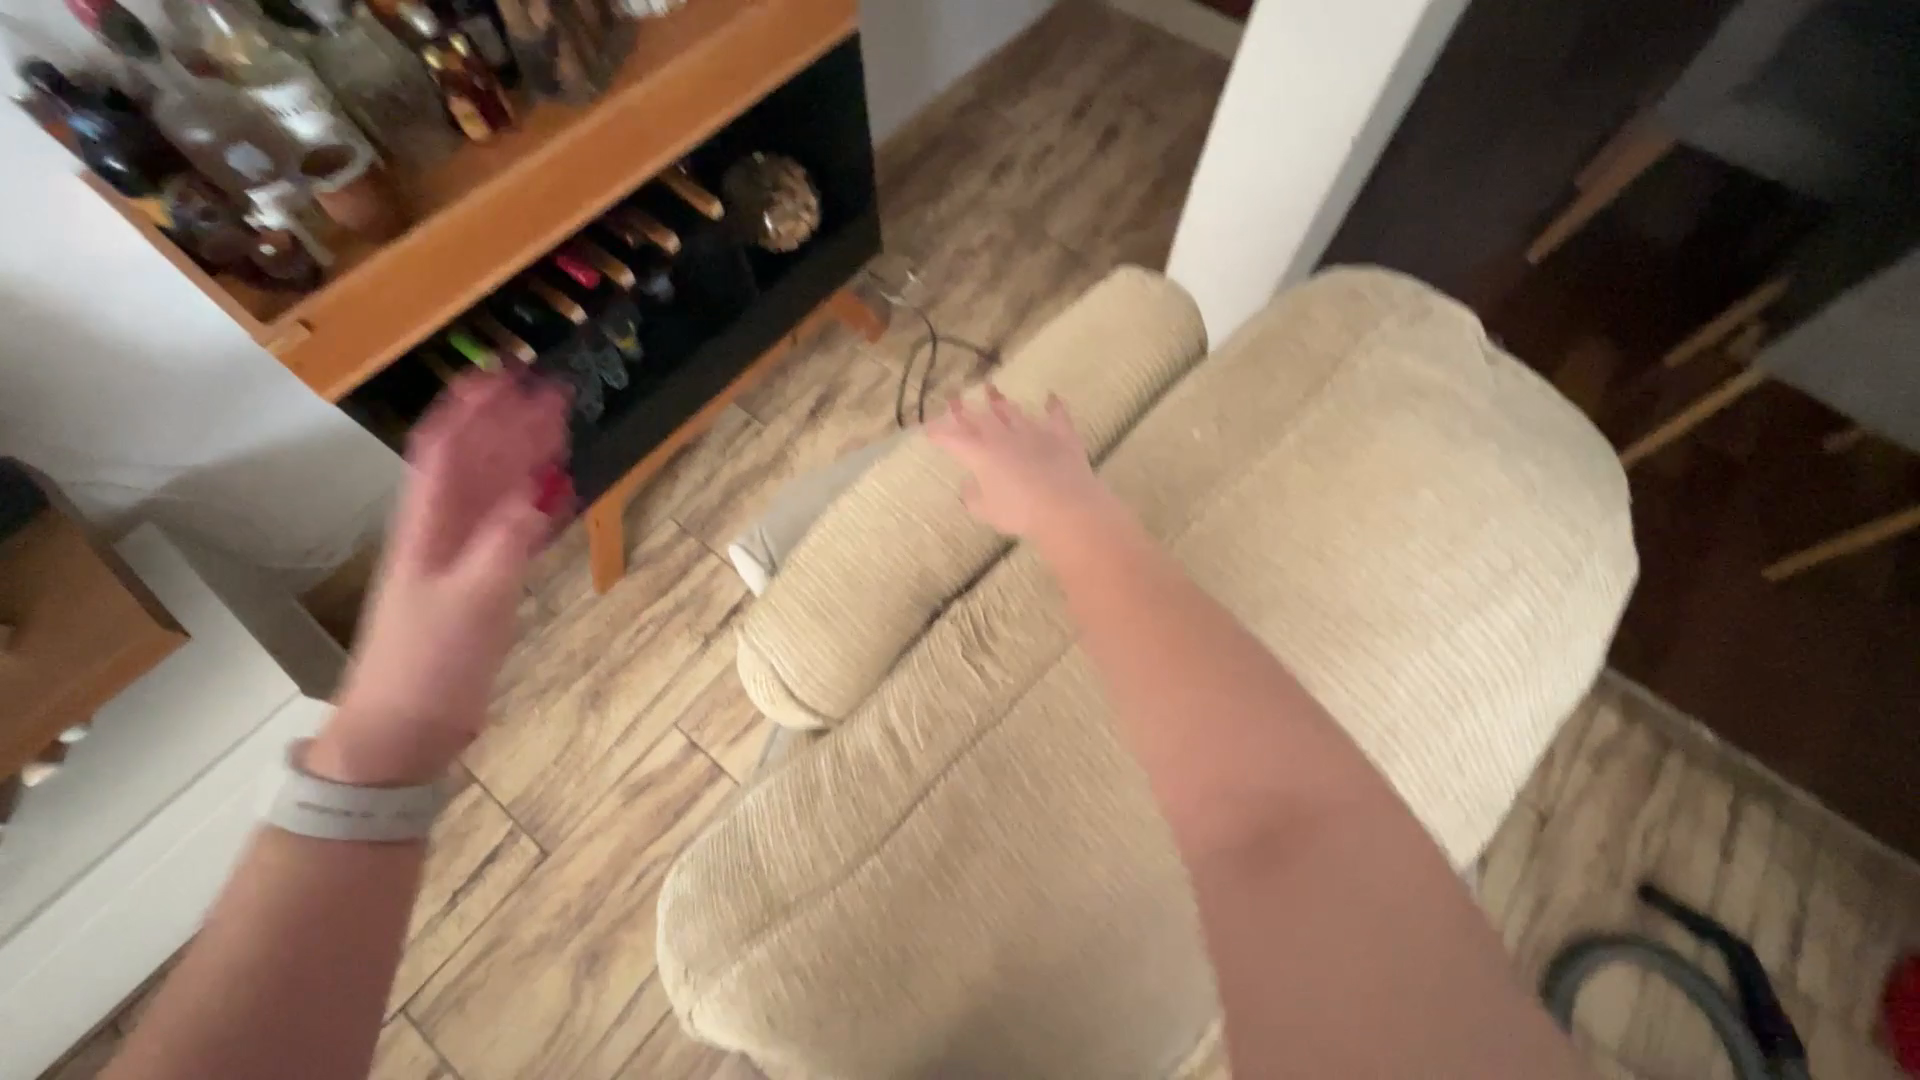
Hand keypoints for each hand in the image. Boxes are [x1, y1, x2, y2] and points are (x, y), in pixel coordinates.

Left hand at [311, 373, 572, 786]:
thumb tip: (546, 491)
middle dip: (513, 421)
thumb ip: (507, 544)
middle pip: (481, 459)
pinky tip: (562, 492)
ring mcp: (466, 553)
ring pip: (500, 489)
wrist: (407, 725)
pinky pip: (516, 526)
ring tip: (565, 427)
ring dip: (529, 456)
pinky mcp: (486, 580)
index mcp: (429, 523)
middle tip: (557, 392)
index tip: (508, 372)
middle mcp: (445, 527)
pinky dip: (539, 503)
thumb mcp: (470, 600)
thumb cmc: (428, 661)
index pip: (448, 447)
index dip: (474, 406)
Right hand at [923, 385, 1120, 543]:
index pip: (953, 439)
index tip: (928, 429)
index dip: (939, 433)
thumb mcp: (986, 511)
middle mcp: (1004, 437)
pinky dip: (1053, 406)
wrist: (1065, 507)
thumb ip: (972, 496)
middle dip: (964, 408)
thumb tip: (968, 484)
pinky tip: (1051, 396)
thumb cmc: (1020, 513)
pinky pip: (1056, 415)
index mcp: (981, 454)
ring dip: (1000, 400)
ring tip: (991, 389)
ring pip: (1013, 411)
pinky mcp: (1061, 435)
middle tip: (953, 397)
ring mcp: (1034, 432)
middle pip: (980, 418)